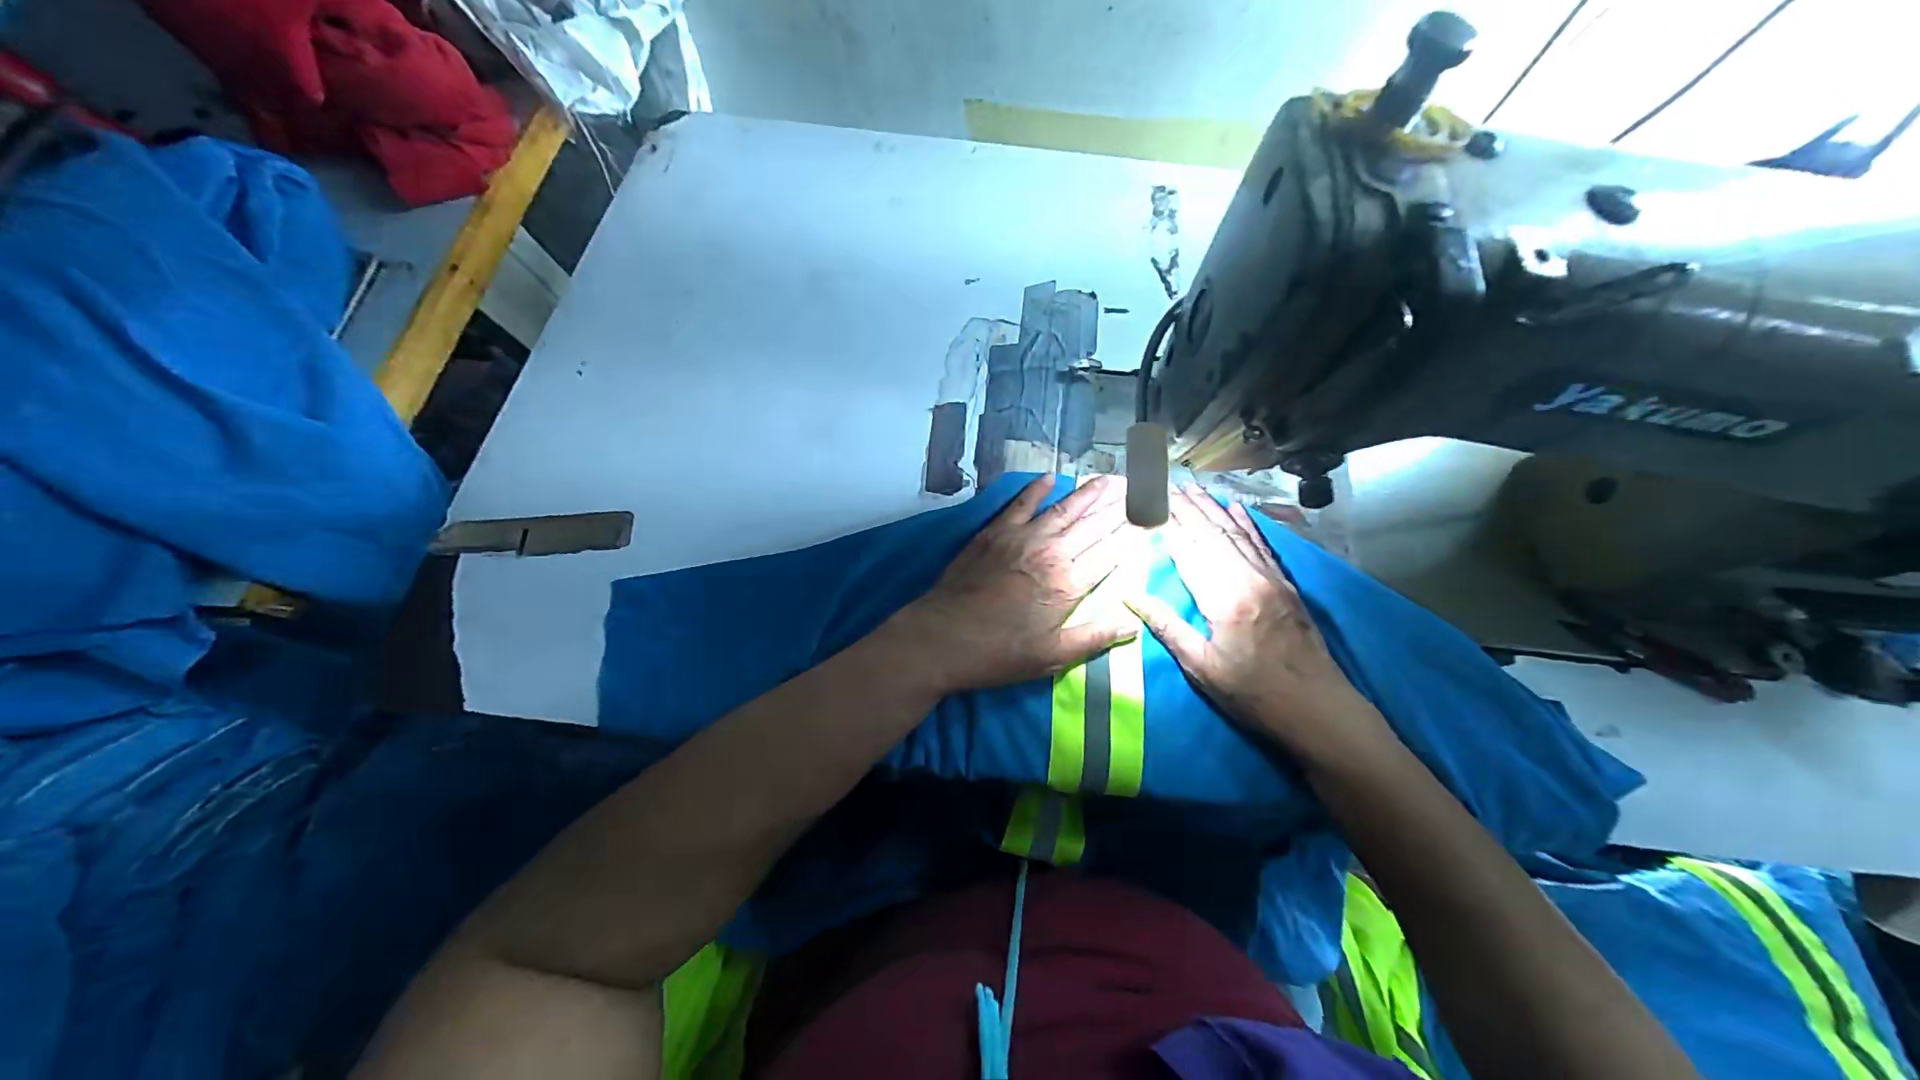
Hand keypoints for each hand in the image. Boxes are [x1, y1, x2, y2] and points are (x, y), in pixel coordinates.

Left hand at [887, 475, 1139, 693]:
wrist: (940, 638)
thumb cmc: (997, 654)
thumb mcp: (1051, 656)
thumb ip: (1093, 638)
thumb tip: (1132, 626)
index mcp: (1069, 584)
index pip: (1112, 551)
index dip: (1135, 532)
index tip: (1154, 517)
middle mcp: (1051, 552)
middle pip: (1093, 524)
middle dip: (1120, 505)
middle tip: (1141, 486)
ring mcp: (1021, 537)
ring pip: (1063, 509)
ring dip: (1088, 493)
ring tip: (1110, 478)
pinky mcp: (994, 533)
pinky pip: (1020, 504)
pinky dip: (1035, 489)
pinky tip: (1050, 477)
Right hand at [1128, 485, 1398, 768]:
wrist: (1318, 709)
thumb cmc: (1253, 694)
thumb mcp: (1201, 667)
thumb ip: (1167, 627)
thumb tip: (1130, 596)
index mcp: (1225, 598)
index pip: (1188, 551)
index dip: (1166, 526)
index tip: (1147, 504)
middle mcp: (1249, 578)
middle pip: (1212, 534)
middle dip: (1187, 508)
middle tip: (1164, 486)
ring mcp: (1271, 578)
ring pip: (1236, 534)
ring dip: (1211, 509)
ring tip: (1191, 488)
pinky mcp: (1284, 584)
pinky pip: (1261, 545)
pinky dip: (1246, 524)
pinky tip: (1235, 508)